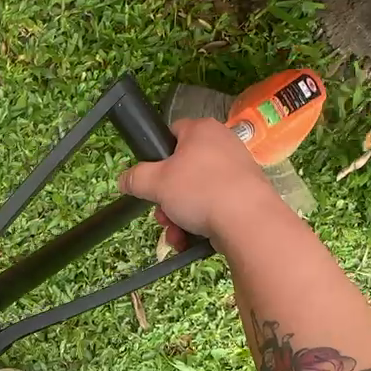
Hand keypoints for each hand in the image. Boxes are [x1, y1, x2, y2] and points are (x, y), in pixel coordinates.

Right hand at [118, 118, 283, 246]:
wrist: (246, 220)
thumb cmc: (199, 190)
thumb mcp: (156, 183)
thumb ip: (136, 178)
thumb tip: (123, 179)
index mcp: (201, 130)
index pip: (172, 133)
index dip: (157, 156)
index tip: (151, 179)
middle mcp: (222, 144)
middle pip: (181, 171)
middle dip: (166, 199)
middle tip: (161, 215)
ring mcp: (236, 171)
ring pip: (195, 194)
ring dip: (178, 217)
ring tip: (176, 235)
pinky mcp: (244, 195)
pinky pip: (212, 206)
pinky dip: (198, 224)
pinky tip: (190, 240)